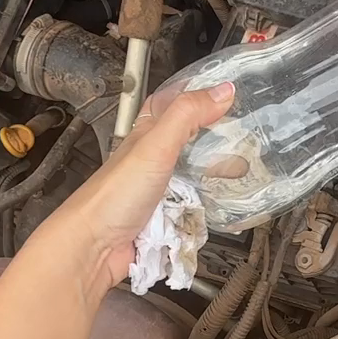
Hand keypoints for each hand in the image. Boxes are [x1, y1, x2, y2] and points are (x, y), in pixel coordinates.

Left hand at [23, 81, 233, 293]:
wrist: (93, 248)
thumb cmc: (115, 195)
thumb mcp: (156, 145)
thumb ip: (188, 115)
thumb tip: (225, 90)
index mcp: (146, 134)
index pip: (172, 103)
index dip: (196, 93)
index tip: (227, 91)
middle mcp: (152, 159)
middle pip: (189, 139)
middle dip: (215, 136)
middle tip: (244, 135)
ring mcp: (159, 190)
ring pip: (194, 174)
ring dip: (215, 174)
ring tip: (242, 172)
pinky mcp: (165, 218)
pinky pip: (194, 206)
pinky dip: (208, 205)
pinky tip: (222, 204)